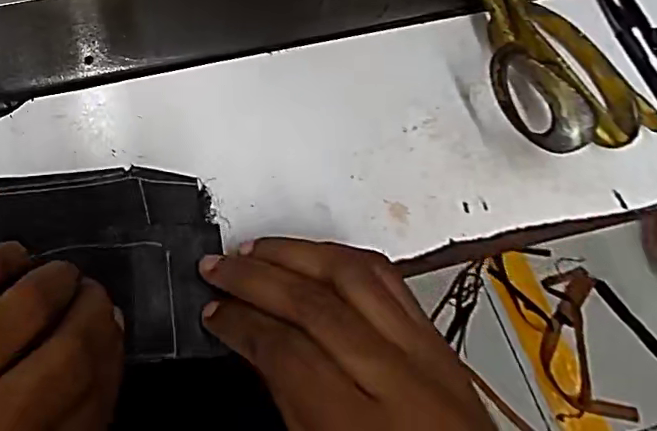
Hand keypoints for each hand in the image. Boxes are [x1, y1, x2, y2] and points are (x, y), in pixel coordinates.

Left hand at [0, 242, 123, 430]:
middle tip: (99, 301)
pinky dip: (9, 257)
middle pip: (72, 351)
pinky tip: (16, 258)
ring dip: (61, 281)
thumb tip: (75, 388)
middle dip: (97, 318)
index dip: (111, 369)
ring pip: (33, 302)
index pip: (88, 412)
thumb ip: (25, 430)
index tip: (114, 345)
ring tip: (66, 276)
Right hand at [201, 239, 495, 430]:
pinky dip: (342, 257)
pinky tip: (314, 253)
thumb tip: (253, 345)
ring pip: (351, 273)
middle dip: (253, 278)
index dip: (240, 324)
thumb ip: (290, 405)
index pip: (287, 353)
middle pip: (313, 304)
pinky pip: (389, 277)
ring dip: (293, 253)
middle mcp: (404, 387)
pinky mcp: (442, 345)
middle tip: (216, 269)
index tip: (214, 312)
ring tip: (254, 250)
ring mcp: (429, 359)